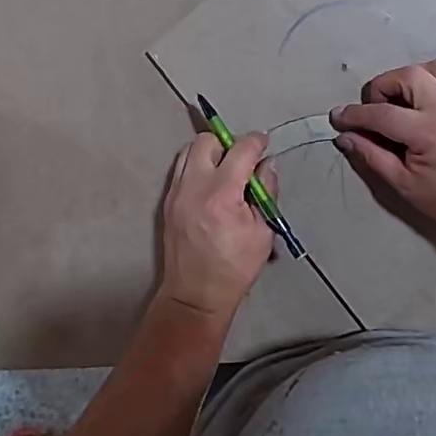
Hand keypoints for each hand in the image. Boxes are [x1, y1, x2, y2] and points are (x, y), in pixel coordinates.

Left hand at [155, 131, 275, 318]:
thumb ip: (266, 191)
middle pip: (208, 140)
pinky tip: (210, 185)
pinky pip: (181, 168)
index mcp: (221, 196)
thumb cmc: (234, 268)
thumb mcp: (263, 232)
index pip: (240, 149)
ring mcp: (176, 193)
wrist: (195, 295)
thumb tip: (267, 164)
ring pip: (189, 150)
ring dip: (210, 152)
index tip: (264, 143)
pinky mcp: (167, 201)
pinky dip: (197, 166)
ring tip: (224, 172)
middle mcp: (194, 187)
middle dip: (229, 144)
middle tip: (242, 162)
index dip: (257, 141)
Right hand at [331, 60, 435, 244]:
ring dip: (414, 77)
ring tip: (406, 99)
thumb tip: (346, 137)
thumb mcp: (405, 186)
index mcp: (430, 134)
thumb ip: (373, 157)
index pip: (382, 114)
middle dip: (384, 86)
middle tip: (376, 107)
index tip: (339, 116)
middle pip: (408, 76)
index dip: (355, 114)